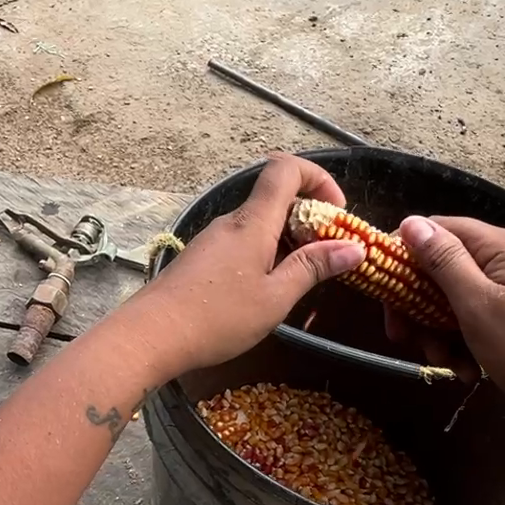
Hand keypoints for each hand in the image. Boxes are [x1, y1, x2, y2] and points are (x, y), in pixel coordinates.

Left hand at [113, 154, 364, 378]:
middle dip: (308, 220)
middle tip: (326, 259)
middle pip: (275, 200)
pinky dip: (262, 255)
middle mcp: (230, 223)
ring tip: (298, 281)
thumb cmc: (216, 318)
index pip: (285, 169)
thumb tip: (355, 246)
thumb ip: (313, 268)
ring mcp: (211, 240)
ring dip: (286, 242)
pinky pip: (239, 244)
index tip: (336, 212)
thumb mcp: (275, 298)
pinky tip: (264, 291)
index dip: (317, 177)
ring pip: (258, 225)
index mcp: (252, 223)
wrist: (150, 335)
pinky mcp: (199, 259)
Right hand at [396, 215, 504, 422]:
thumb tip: (411, 222)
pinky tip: (469, 368)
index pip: (442, 229)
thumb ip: (442, 260)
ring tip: (445, 364)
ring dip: (443, 329)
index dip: (406, 255)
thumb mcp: (477, 305)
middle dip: (421, 304)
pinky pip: (490, 313)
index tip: (385, 294)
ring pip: (466, 296)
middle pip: (450, 267)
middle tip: (405, 341)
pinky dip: (471, 338)